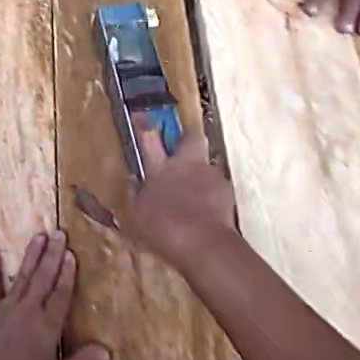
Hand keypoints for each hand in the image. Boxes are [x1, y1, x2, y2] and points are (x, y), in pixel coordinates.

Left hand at [0, 231, 109, 359]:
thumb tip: (108, 352)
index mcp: (47, 327)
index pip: (61, 293)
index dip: (68, 273)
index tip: (72, 253)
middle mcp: (29, 311)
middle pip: (44, 278)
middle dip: (53, 255)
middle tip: (60, 233)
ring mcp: (7, 309)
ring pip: (23, 276)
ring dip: (32, 255)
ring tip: (40, 235)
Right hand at [125, 128, 240, 268]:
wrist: (204, 244)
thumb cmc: (164, 230)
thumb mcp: (137, 216)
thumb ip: (136, 194)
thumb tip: (133, 181)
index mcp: (160, 169)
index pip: (150, 138)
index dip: (146, 124)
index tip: (142, 115)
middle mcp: (187, 165)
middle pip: (191, 138)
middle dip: (186, 138)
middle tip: (180, 147)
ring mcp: (210, 175)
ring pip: (204, 166)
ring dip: (198, 175)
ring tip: (192, 197)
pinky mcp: (227, 191)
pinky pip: (216, 187)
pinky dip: (210, 196)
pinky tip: (205, 212)